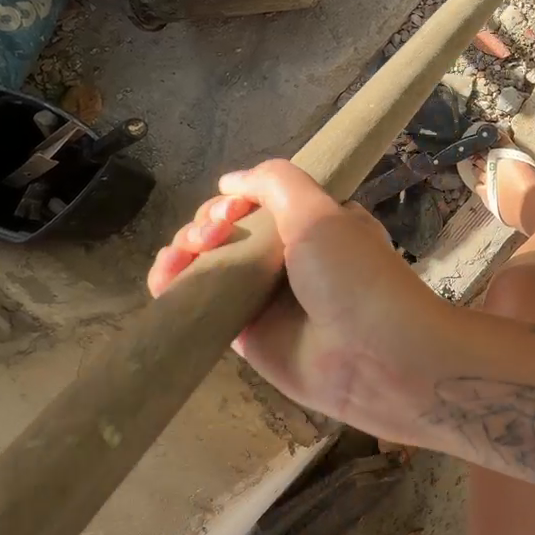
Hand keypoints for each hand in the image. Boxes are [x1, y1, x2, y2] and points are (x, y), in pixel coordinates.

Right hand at [148, 159, 444, 436]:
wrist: (370, 354)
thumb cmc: (353, 274)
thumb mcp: (322, 213)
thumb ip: (278, 185)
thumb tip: (231, 180)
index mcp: (318, 221)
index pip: (264, 200)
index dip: (238, 199)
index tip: (230, 208)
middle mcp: (292, 254)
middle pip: (231, 229)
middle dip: (208, 223)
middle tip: (212, 234)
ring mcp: (266, 294)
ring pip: (210, 263)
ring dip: (183, 251)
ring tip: (182, 255)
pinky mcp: (244, 333)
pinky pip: (201, 304)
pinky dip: (174, 287)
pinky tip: (164, 279)